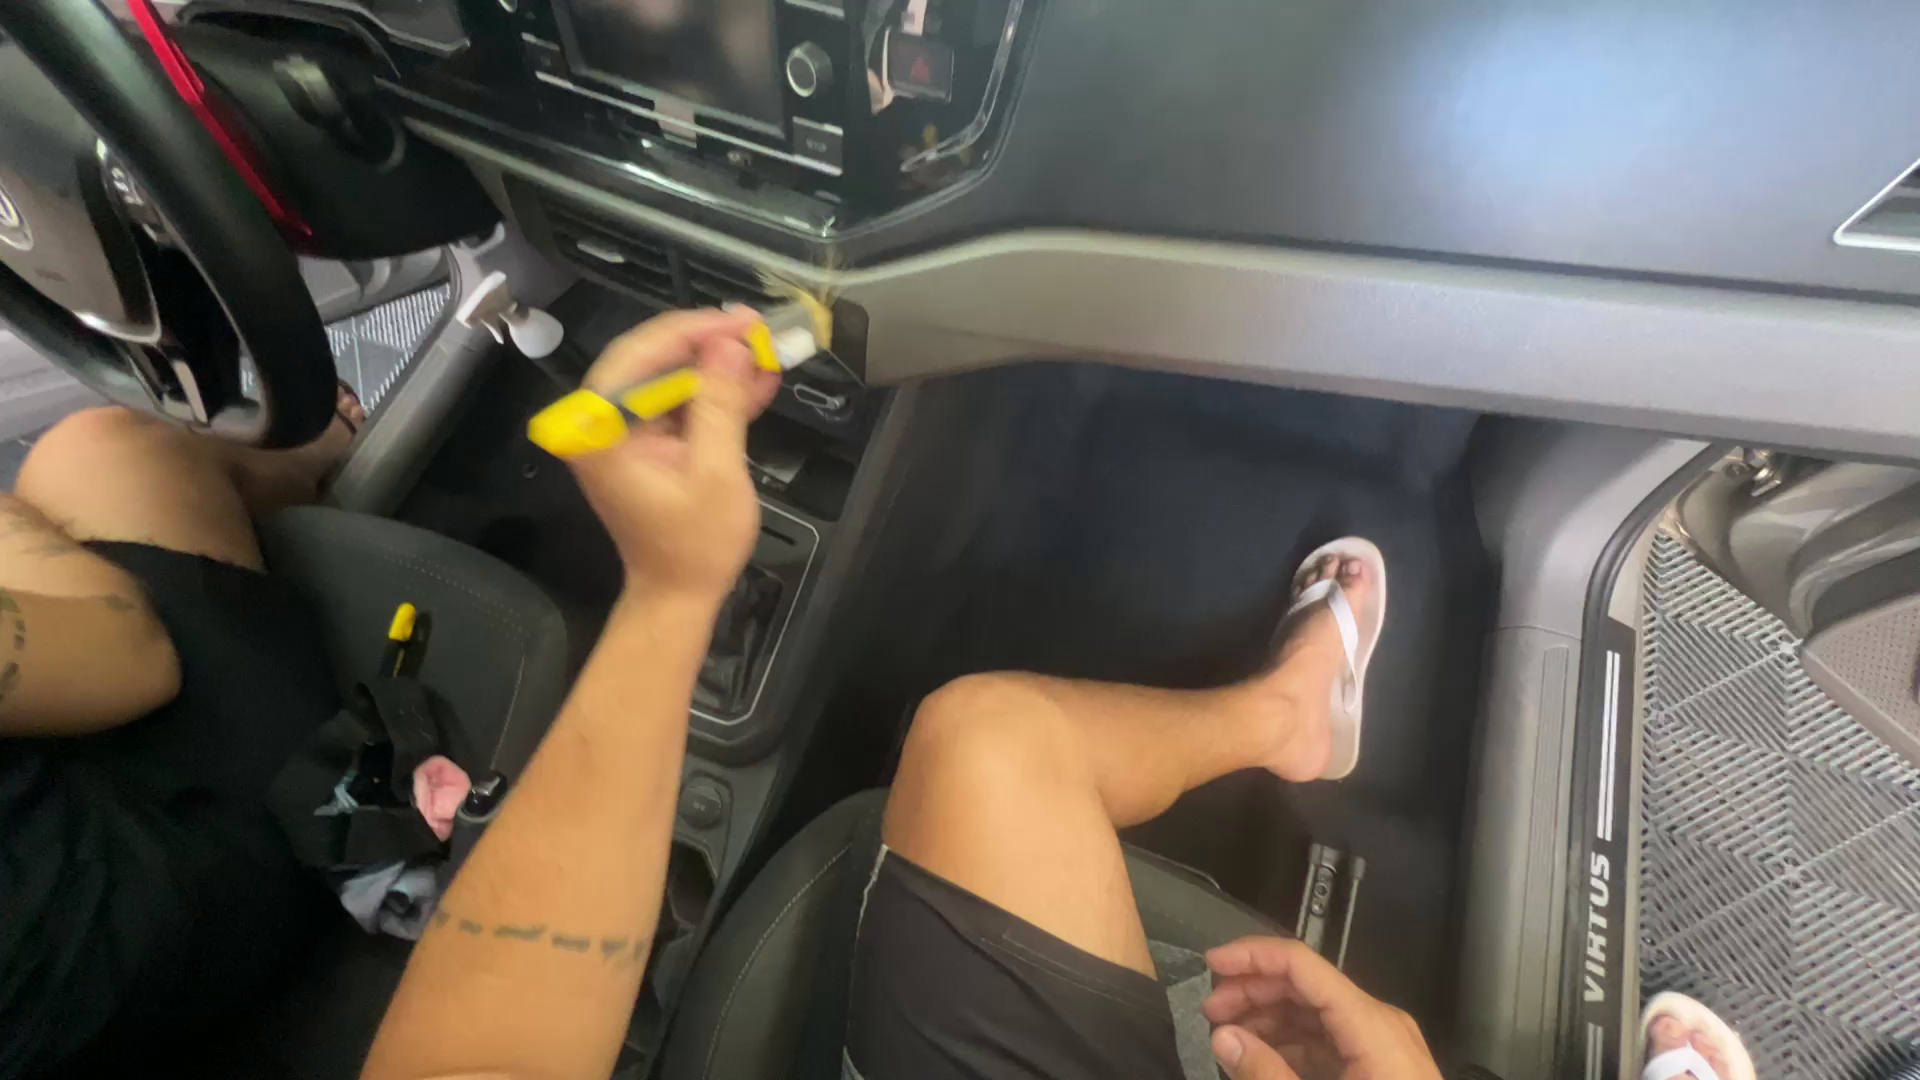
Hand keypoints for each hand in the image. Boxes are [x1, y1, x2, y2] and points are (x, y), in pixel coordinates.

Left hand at [568, 309, 780, 604]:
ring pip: (673, 380)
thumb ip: (720, 403)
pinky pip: (681, 407)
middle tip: (759, 331)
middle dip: (711, 345)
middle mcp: (604, 422)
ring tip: (768, 352)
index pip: (641, 354)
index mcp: (604, 428)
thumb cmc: (695, 544)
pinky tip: (757, 382)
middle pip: (655, 361)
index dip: (695, 331)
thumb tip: (731, 344)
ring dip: (721, 368)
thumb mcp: (716, 471)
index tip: (742, 322)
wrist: (679, 594)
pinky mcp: (648, 445)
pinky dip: (717, 396)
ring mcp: (626, 433)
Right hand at [1203, 937, 1442, 1079]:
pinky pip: (1328, 1038)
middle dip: (1253, 991)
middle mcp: (1379, 1023)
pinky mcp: (1383, 1070)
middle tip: (1210, 1012)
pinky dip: (1291, 1042)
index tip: (1209, 966)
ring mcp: (1384, 1047)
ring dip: (1268, 1017)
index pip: (1300, 963)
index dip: (1250, 956)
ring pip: (1313, 1010)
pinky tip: (1263, 1058)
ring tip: (1230, 1037)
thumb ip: (1266, 1075)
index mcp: (1370, 1025)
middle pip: (1304, 984)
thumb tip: (1222, 1036)